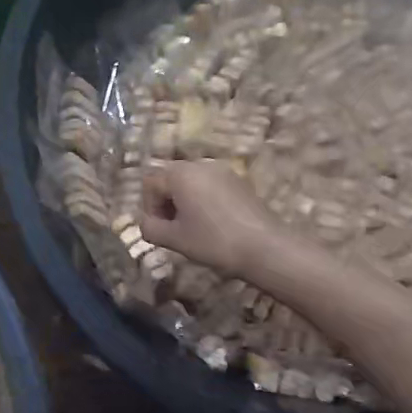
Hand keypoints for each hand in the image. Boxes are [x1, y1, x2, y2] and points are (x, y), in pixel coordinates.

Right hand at [139, 160, 287, 275]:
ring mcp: (223, 171)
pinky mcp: (239, 181)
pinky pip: (209, 186)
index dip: (149, 208)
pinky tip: (211, 223)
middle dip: (165, 202)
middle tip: (173, 229)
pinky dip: (202, 201)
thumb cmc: (212, 241)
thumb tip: (147, 223)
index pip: (150, 184)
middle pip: (169, 178)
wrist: (264, 247)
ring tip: (192, 227)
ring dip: (183, 202)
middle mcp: (200, 164)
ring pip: (190, 182)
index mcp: (180, 174)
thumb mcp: (172, 239)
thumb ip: (150, 228)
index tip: (161, 229)